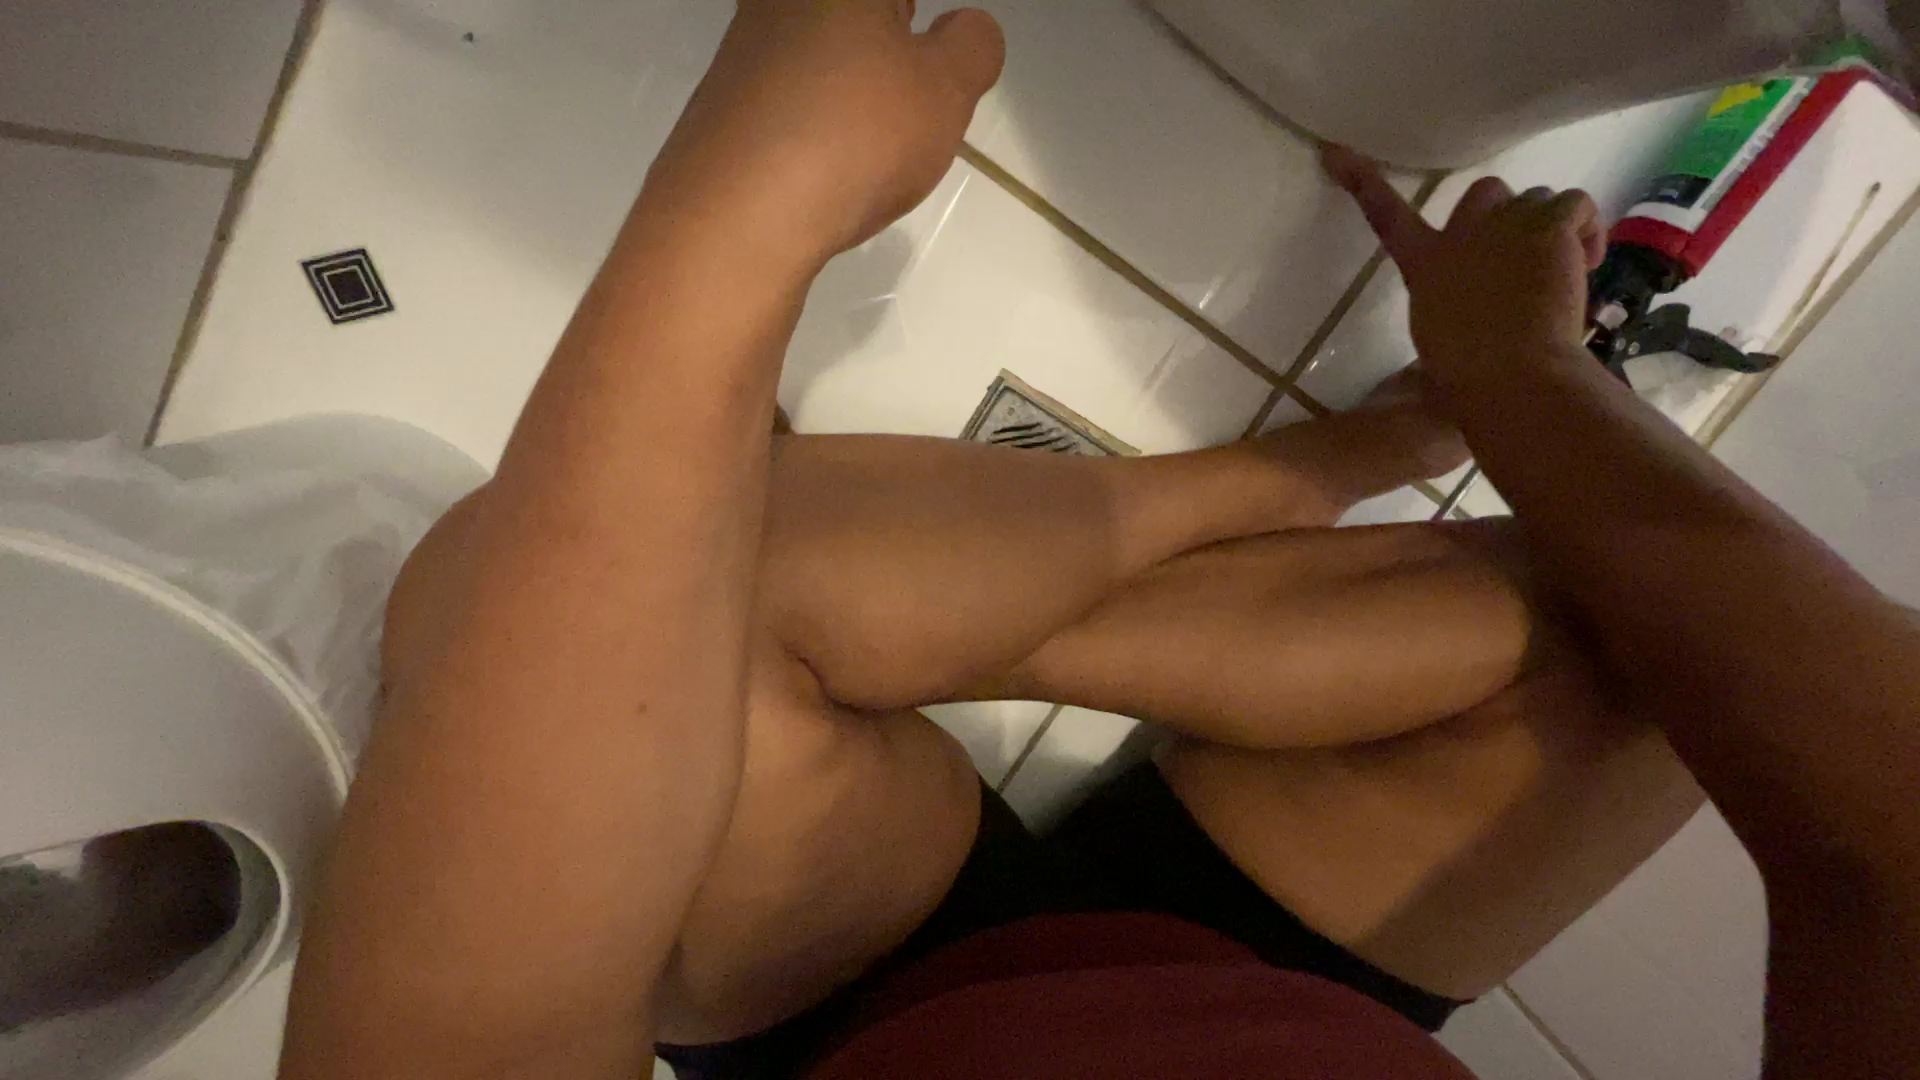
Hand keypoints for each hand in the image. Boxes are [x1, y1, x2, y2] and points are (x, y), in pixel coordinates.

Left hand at [647, 0, 1004, 265]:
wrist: (742, 213)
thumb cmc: (857, 133)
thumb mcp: (945, 90)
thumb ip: (971, 49)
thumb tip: (965, 32)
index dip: (931, 32)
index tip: (943, 50)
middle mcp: (781, 2)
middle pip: (847, 14)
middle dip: (887, 33)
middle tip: (913, 65)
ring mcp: (743, 50)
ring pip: (812, 46)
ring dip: (850, 73)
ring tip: (879, 124)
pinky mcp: (725, 108)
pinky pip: (787, 95)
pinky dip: (818, 116)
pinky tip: (832, 159)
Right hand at [1323, 146, 1606, 400]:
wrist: (1509, 373)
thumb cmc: (1465, 374)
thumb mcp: (1435, 343)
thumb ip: (1443, 314)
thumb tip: (1443, 349)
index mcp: (1423, 266)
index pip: (1385, 215)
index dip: (1359, 180)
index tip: (1334, 152)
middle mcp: (1459, 235)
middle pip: (1484, 192)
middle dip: (1505, 213)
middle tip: (1519, 253)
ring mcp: (1504, 225)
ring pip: (1540, 199)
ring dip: (1550, 228)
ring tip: (1557, 272)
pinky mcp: (1549, 224)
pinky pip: (1576, 206)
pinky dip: (1586, 232)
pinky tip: (1581, 266)